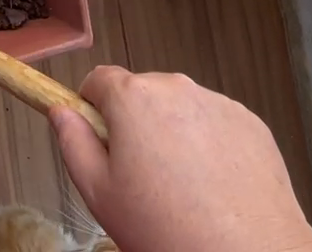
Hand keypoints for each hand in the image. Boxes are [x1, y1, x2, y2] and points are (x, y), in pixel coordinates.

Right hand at [50, 67, 311, 251]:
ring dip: (173, 131)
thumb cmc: (167, 230)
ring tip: (184, 188)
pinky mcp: (250, 122)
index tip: (102, 144)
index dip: (94, 110)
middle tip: (144, 177)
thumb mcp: (99, 193)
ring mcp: (216, 102)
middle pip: (140, 93)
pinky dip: (209, 143)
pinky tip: (215, 185)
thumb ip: (72, 142)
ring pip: (178, 107)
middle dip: (136, 123)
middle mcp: (174, 86)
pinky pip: (214, 122)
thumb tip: (61, 110)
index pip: (99, 80)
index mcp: (132, 97)